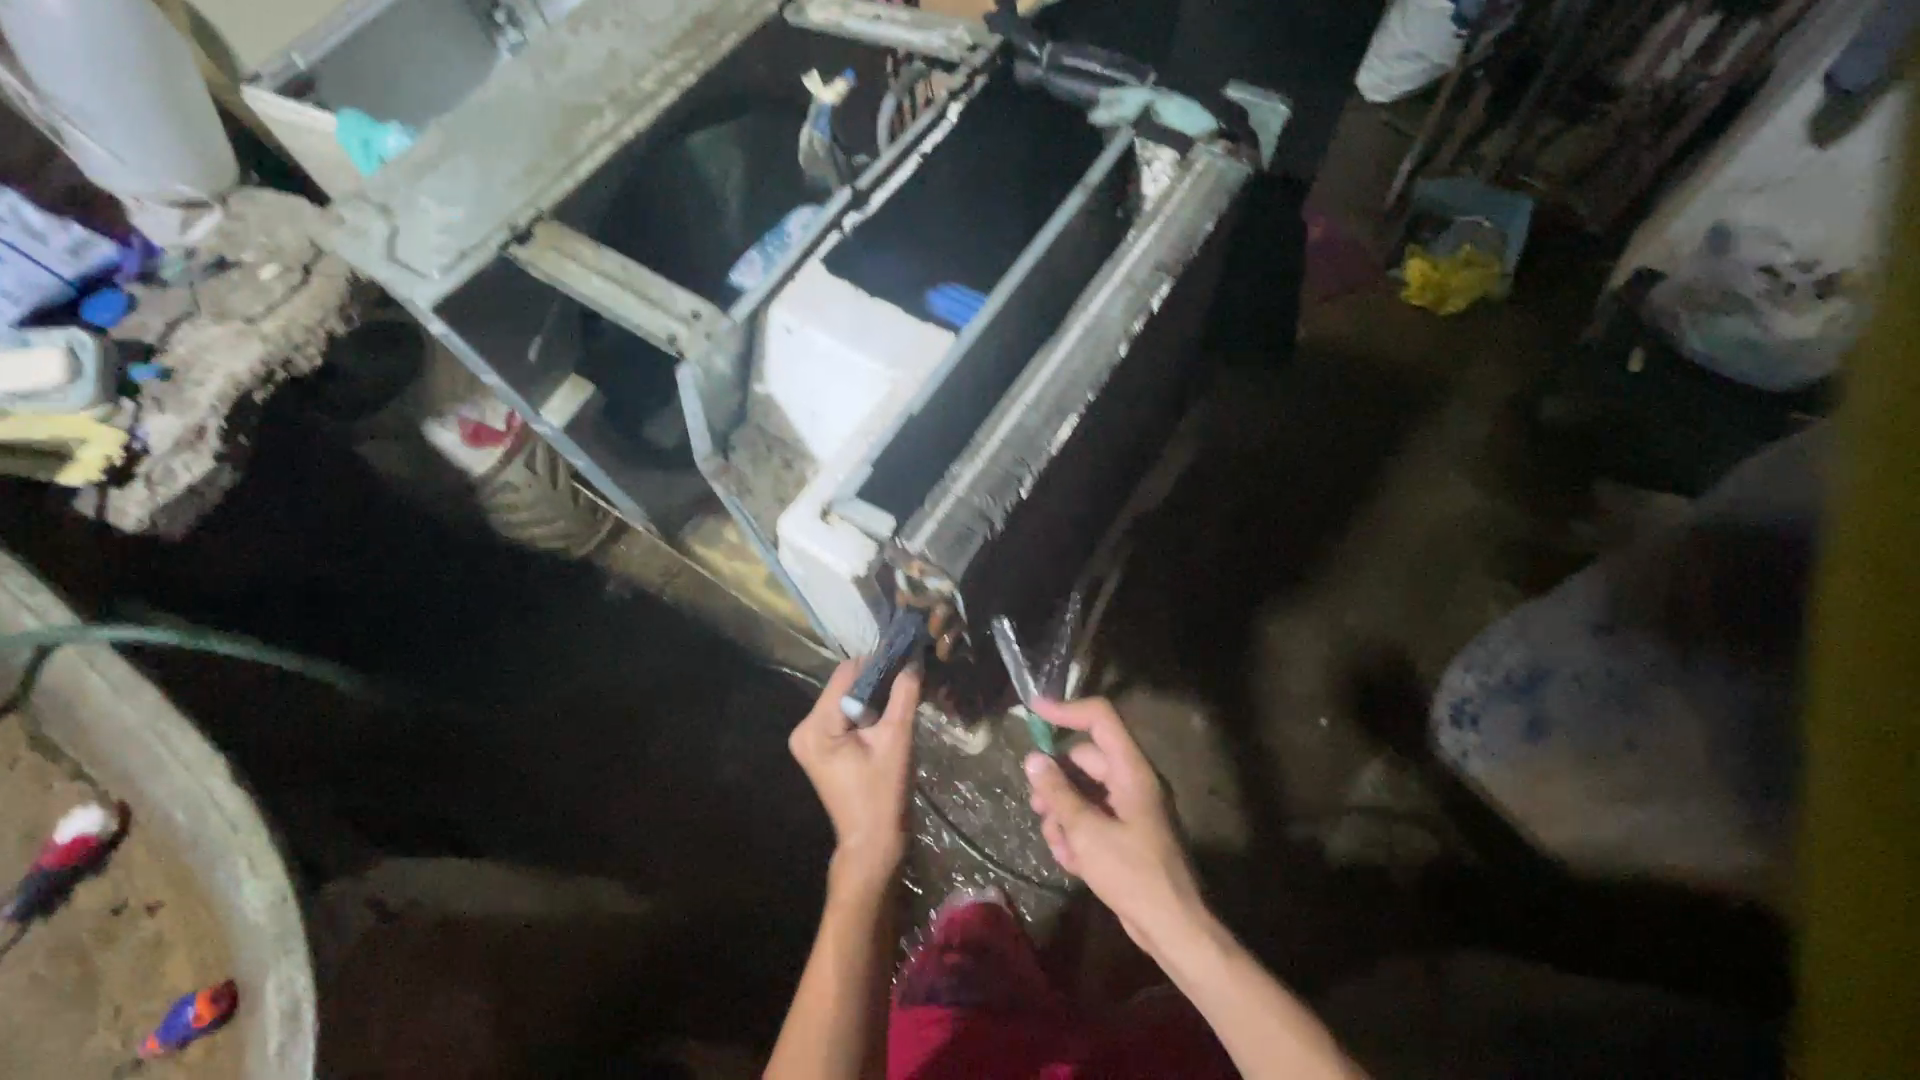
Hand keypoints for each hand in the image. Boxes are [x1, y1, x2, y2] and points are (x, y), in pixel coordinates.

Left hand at [790, 660, 920, 884]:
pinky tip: (890, 714)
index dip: (877, 663)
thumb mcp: (896, 741)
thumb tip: (912, 662)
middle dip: (876, 682)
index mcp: (815, 727)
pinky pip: (845, 717)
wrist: (873, 843)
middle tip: (909, 678)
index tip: (906, 658)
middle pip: (844, 687)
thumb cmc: (883, 796)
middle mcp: (804, 729)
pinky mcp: (821, 749)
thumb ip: (903, 696)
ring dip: (874, 697)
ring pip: (846, 701)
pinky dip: (867, 713)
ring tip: (904, 694)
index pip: (846, 675)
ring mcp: (810, 740)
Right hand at [1025, 697, 1208, 959]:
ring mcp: (1130, 810)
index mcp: (1132, 771)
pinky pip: (1092, 820)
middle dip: (1056, 782)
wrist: (1171, 926)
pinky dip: (1076, 835)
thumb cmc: (1132, 873)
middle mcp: (1132, 783)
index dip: (1067, 710)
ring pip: (1084, 793)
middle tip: (1037, 806)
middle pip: (1084, 762)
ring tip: (1058, 845)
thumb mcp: (1086, 831)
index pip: (1101, 720)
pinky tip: (1070, 861)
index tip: (1033, 711)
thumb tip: (1034, 759)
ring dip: (1063, 814)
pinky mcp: (1126, 835)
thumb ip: (1058, 793)